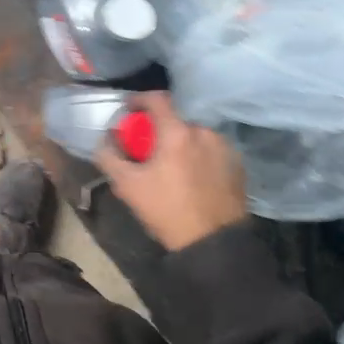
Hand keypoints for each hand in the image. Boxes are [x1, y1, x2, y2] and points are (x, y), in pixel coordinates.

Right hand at [95, 92, 247, 251]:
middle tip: (150, 147)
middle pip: (177, 119)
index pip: (157, 98)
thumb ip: (109, 156)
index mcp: (177, 132)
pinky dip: (200, 155)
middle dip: (161, 128)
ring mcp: (224, 147)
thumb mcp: (128, 186)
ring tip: (173, 164)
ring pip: (196, 134)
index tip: (129, 110)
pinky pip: (212, 149)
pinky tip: (194, 176)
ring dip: (182, 142)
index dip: (139, 99)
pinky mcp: (238, 164)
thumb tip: (105, 139)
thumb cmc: (168, 211)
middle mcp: (204, 131)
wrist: (214, 245)